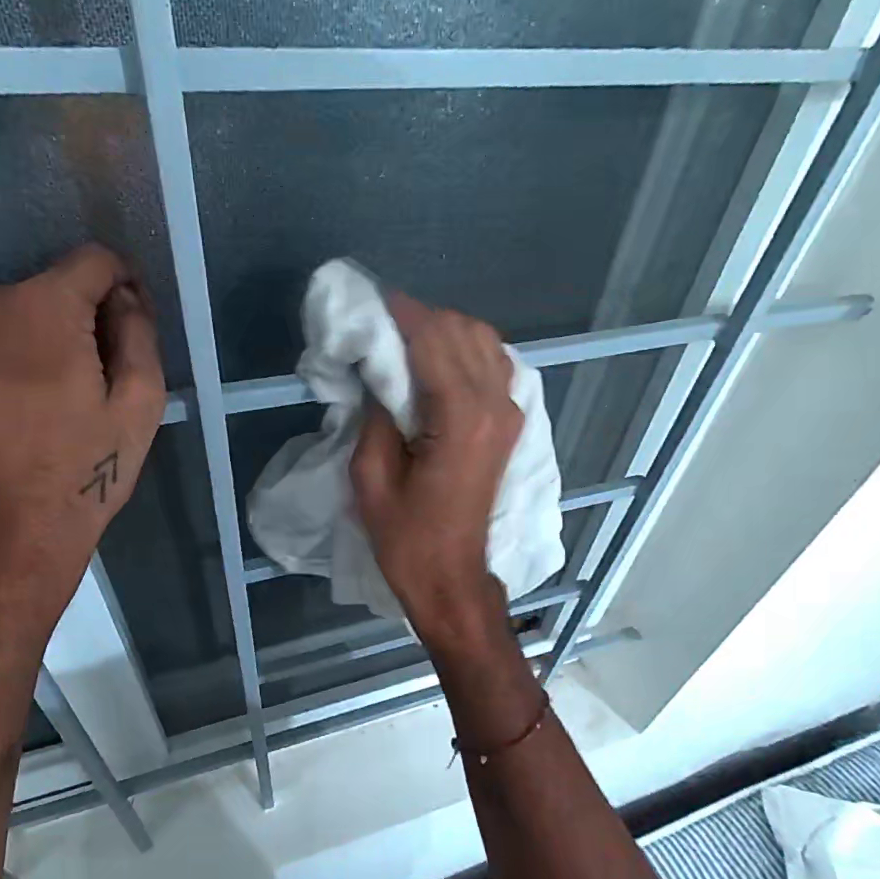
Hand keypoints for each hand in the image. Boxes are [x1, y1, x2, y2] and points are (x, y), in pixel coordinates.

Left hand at [0, 244, 166, 635]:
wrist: (10, 531)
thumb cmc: (84, 471)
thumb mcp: (140, 404)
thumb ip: (139, 333)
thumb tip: (125, 299)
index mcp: (40, 307)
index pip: (96, 260)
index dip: (128, 287)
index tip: (139, 329)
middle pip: (64, 283)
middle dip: (96, 315)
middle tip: (112, 375)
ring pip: (37, 306)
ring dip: (67, 334)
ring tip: (81, 394)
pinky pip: (11, 329)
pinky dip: (37, 349)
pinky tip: (51, 400)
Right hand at [351, 294, 521, 629]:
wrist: (452, 578)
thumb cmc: (406, 537)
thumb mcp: (370, 476)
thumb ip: (376, 413)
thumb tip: (378, 371)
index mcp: (460, 418)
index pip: (434, 340)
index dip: (401, 313)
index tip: (372, 300)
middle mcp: (494, 406)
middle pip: (462, 331)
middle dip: (420, 318)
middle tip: (381, 325)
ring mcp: (509, 413)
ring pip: (484, 341)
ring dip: (444, 331)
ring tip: (405, 341)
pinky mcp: (509, 424)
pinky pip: (493, 365)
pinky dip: (465, 351)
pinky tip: (438, 363)